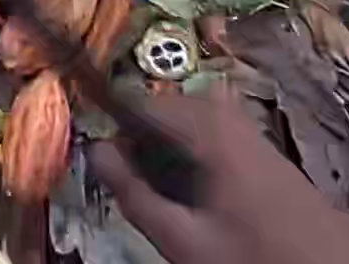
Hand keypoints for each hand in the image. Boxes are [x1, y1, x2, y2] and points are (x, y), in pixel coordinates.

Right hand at [92, 93, 348, 263]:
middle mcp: (211, 102)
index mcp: (197, 120)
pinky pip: (190, 127)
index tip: (92, 154)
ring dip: (152, 150)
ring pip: (168, 120)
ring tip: (155, 194)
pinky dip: (176, 152)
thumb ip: (134, 193)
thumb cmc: (256, 253)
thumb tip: (93, 148)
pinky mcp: (238, 128)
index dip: (105, 123)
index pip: (129, 100)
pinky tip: (184, 192)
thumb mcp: (186, 240)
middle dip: (130, 142)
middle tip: (127, 188)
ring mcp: (228, 112)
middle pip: (148, 110)